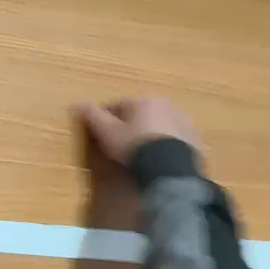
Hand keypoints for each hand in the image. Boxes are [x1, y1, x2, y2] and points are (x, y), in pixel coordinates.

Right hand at [76, 96, 198, 166]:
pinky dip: (164, 144)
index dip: (105, 120)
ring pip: (158, 125)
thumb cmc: (134, 145)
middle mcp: (166, 104)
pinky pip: (173, 138)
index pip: (117, 105)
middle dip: (129, 125)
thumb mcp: (106, 132)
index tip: (99, 135)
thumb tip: (75, 102)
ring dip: (148, 134)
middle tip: (120, 145)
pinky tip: (156, 159)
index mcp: (143, 99)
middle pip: (140, 113)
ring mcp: (183, 121)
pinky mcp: (194, 139)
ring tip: (139, 154)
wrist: (170, 168)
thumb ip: (92, 116)